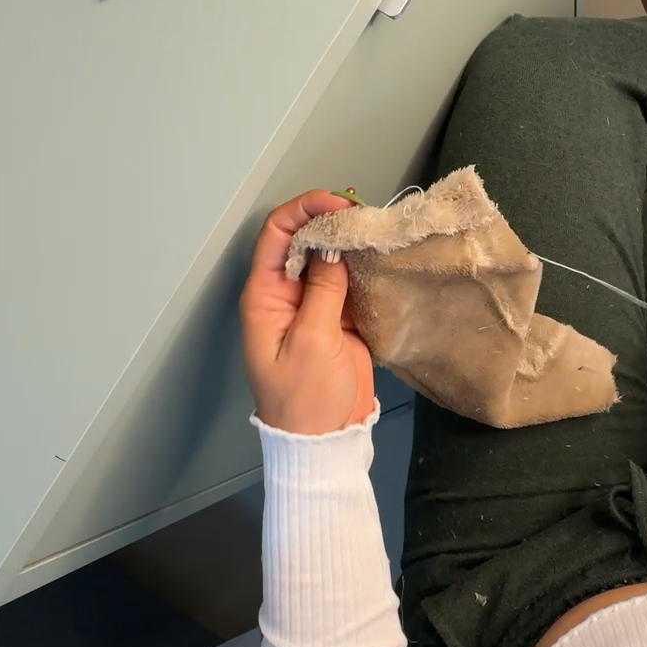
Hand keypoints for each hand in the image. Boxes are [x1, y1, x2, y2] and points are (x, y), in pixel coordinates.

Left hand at [240, 191, 376, 434]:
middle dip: (331, 220)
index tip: (339, 203)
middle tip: (365, 214)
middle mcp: (286, 294)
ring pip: (328, 258)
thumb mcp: (313, 342)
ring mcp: (314, 306)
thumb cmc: (306, 399)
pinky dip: (363, 266)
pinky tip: (381, 256)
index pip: (277, 235)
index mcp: (265, 297)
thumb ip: (323, 290)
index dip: (305, 211)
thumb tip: (333, 246)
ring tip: (376, 228)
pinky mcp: (339, 319)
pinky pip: (348, 281)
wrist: (326, 442)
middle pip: (304, 240)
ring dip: (349, 241)